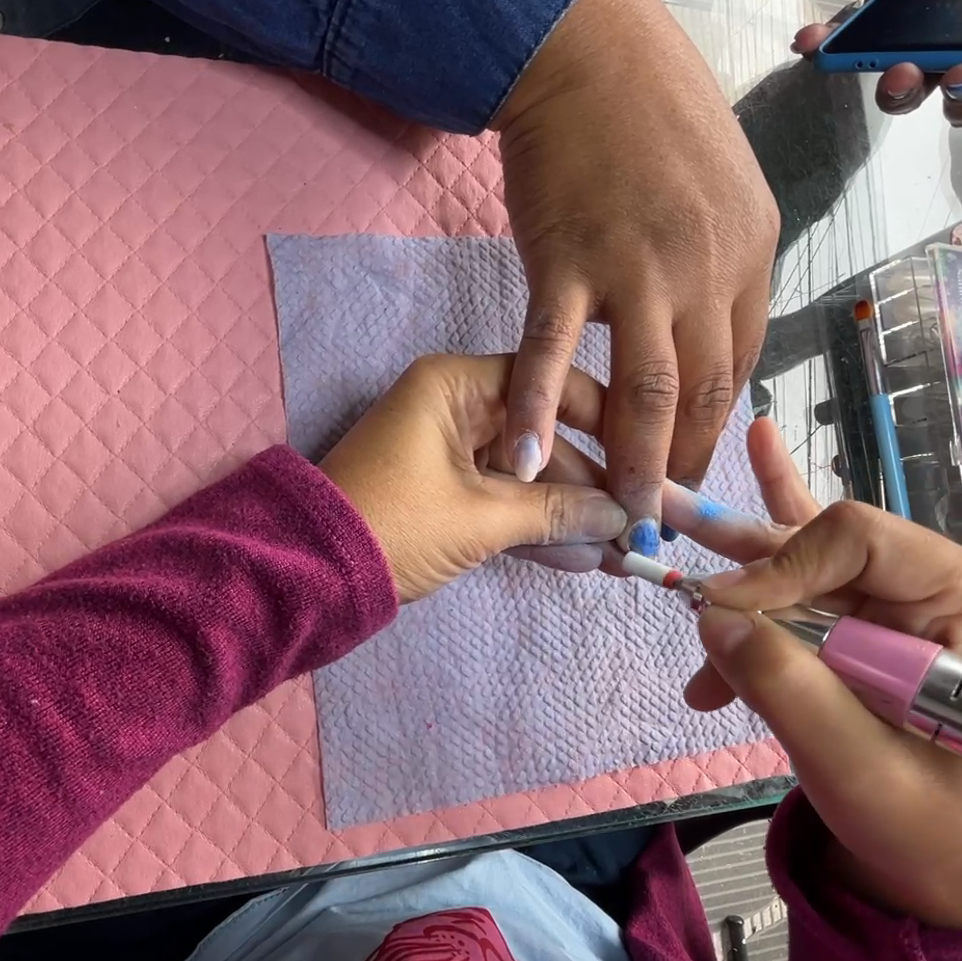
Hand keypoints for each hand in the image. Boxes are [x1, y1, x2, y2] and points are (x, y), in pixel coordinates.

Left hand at [318, 355, 627, 603]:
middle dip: (590, 487)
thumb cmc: (394, 525)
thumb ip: (557, 512)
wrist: (311, 574)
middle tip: (640, 522)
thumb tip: (622, 517)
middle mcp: (453, 408)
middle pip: (540, 439)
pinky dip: (530, 529)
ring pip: (522, 478)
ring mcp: (446, 453)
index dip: (605, 422)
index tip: (650, 456)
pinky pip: (497, 502)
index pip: (548, 387)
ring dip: (565, 516)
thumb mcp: (480, 517)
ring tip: (619, 552)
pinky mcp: (440, 493)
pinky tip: (579, 559)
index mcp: (455, 386)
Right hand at [492, 0, 777, 550]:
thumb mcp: (724, 193)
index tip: (688, 473)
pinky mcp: (566, 266)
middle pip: (698, 396)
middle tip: (656, 517)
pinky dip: (536, 410)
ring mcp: (634, 270)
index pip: (735, 371)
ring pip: (641, 391)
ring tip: (615, 512)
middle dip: (680, 467)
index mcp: (746, 255)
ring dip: (629, 463)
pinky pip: (552, 352)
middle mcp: (703, 271)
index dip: (711, 435)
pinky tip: (524, 459)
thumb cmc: (655, 125)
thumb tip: (703, 342)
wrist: (590, 61)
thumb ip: (720, 271)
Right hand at [676, 425, 961, 927]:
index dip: (780, 567)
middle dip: (744, 574)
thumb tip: (712, 618)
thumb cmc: (918, 822)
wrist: (930, 856)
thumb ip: (786, 687)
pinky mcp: (862, 617)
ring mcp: (898, 598)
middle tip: (675, 567)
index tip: (718, 612)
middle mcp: (938, 583)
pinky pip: (792, 588)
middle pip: (817, 548)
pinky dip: (743, 611)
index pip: (860, 540)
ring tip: (675, 551)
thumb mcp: (854, 767)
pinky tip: (721, 578)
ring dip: (732, 587)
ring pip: (793, 565)